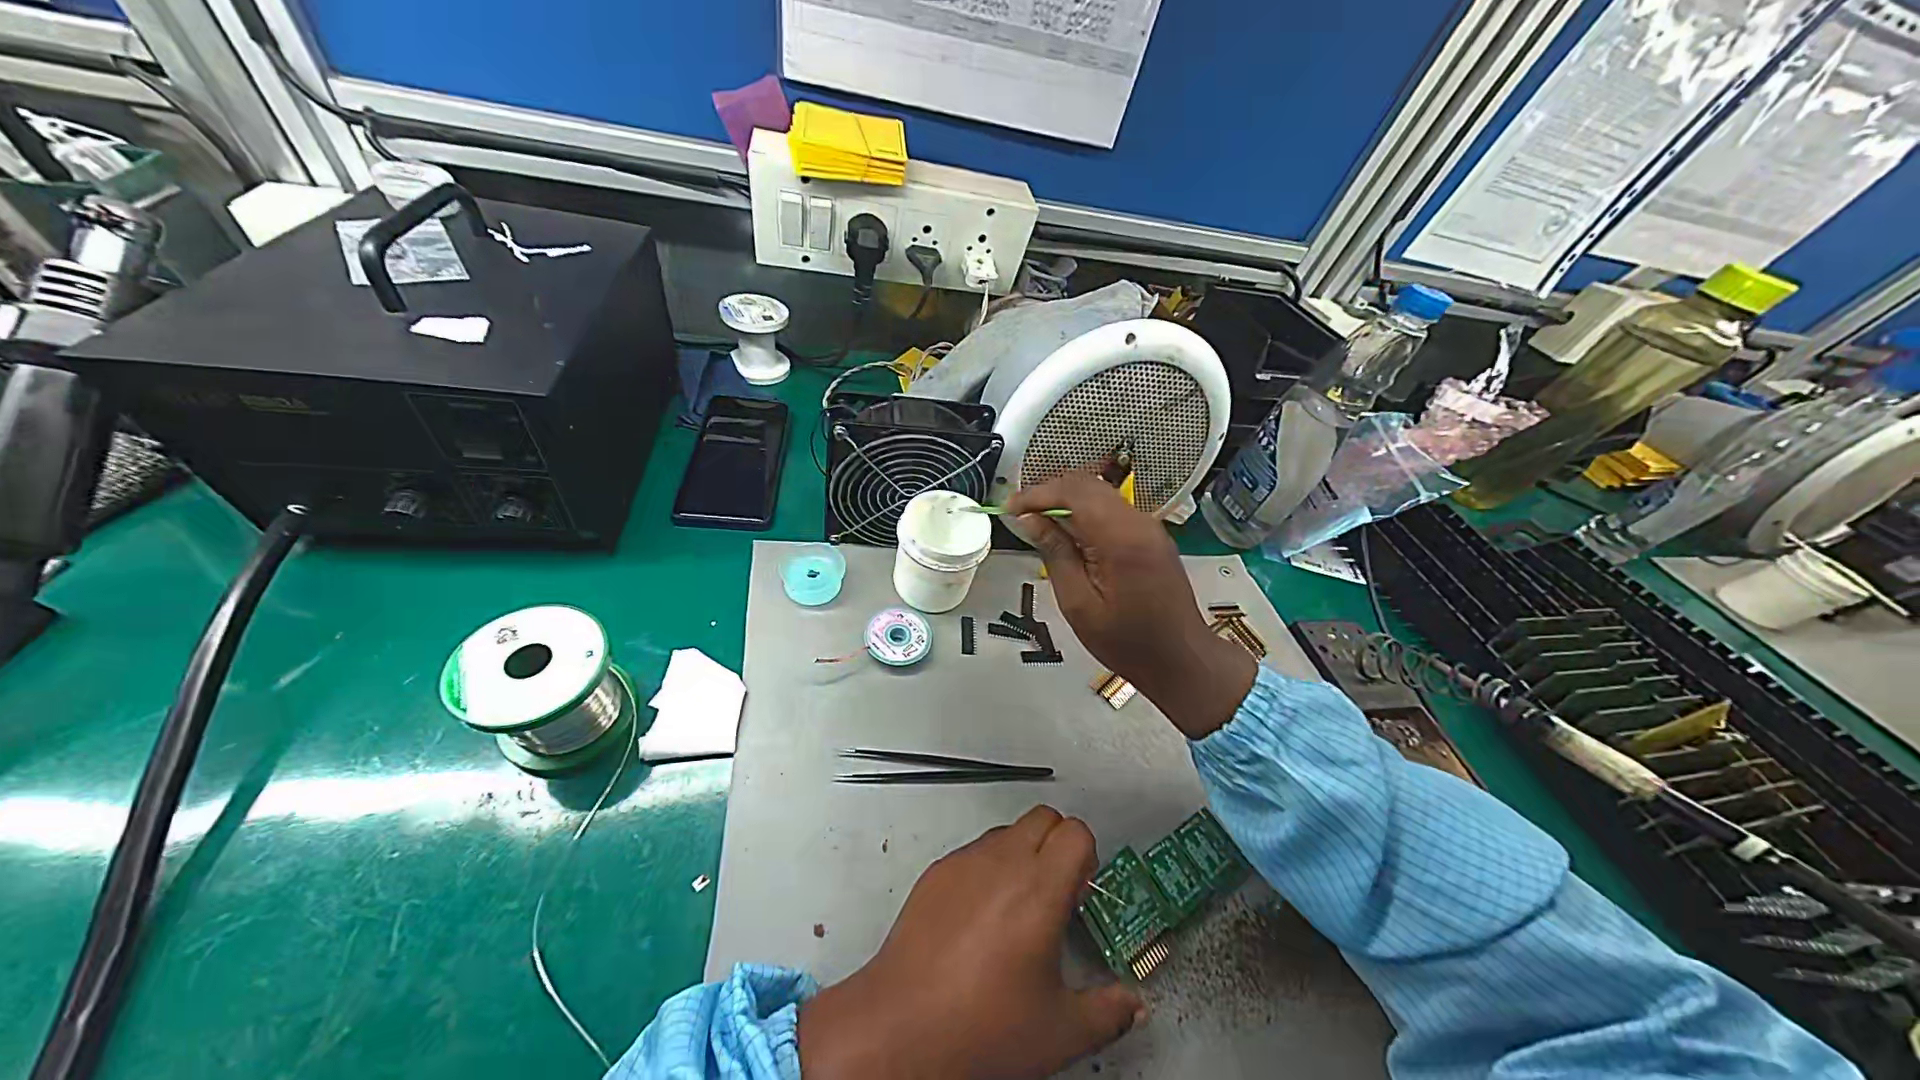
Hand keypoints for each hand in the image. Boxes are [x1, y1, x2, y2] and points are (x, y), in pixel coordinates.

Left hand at [798, 806, 1143, 1079]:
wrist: (901, 1027)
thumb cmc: (979, 1027)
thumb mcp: (1060, 1031)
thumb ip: (1108, 1011)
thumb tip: (1131, 1003)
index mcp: (1039, 890)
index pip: (1076, 831)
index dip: (1087, 856)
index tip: (1083, 889)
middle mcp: (1002, 863)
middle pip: (1044, 817)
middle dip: (1058, 845)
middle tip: (1057, 893)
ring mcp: (964, 862)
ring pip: (1008, 831)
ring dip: (1023, 854)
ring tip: (1018, 908)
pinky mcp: (936, 871)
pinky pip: (974, 850)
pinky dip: (988, 868)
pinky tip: (981, 918)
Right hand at [1006, 473, 1255, 738]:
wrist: (1181, 658)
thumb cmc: (1128, 642)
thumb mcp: (1078, 603)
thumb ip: (1055, 554)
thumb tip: (1031, 521)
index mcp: (1121, 538)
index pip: (1073, 492)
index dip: (1037, 494)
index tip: (1010, 508)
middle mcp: (1139, 523)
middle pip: (1088, 486)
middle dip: (1049, 494)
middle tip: (1020, 514)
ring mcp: (1149, 528)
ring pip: (1100, 495)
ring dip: (1067, 502)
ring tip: (1038, 524)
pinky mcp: (1152, 537)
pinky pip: (1113, 511)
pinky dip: (1085, 514)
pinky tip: (1068, 535)